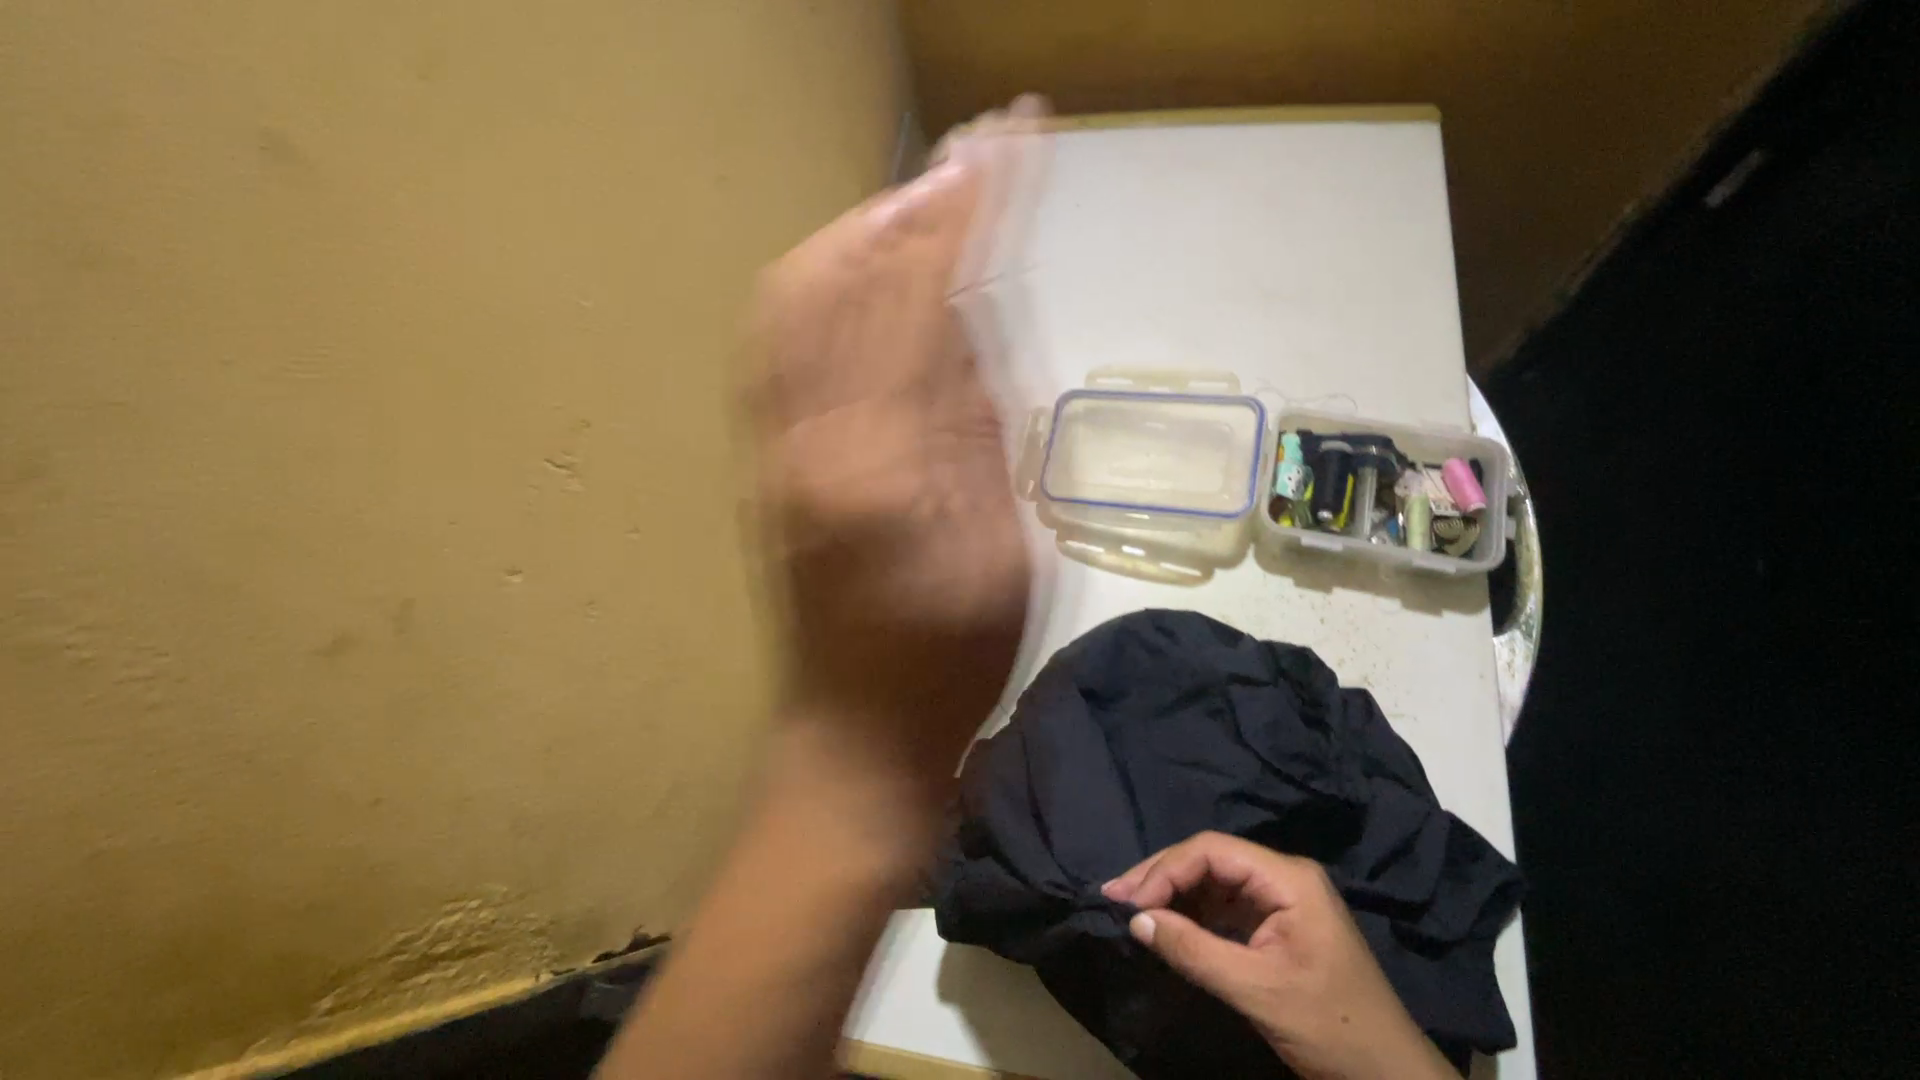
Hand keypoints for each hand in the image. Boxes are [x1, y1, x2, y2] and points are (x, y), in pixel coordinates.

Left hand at [747, 98, 1048, 814]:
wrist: (851, 741)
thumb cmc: (950, 667)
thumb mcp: (1003, 553)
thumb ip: (985, 429)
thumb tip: (973, 324)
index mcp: (884, 468)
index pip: (926, 300)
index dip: (969, 213)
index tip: (1010, 142)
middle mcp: (808, 442)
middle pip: (851, 281)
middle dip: (914, 203)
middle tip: (972, 158)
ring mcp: (767, 451)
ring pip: (795, 299)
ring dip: (858, 233)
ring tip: (918, 203)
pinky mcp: (758, 465)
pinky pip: (772, 345)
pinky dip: (812, 285)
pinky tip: (850, 271)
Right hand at [1103, 832, 1456, 1079]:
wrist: (1389, 1078)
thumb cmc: (1330, 1029)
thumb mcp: (1257, 990)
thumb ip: (1194, 951)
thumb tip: (1135, 920)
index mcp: (1288, 879)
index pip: (1212, 851)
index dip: (1164, 870)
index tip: (1127, 900)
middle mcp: (1283, 879)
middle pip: (1209, 860)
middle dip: (1161, 877)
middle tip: (1114, 897)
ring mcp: (1280, 903)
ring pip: (1212, 883)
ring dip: (1171, 895)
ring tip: (1129, 910)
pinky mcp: (1275, 929)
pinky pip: (1223, 909)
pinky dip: (1190, 916)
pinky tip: (1164, 927)